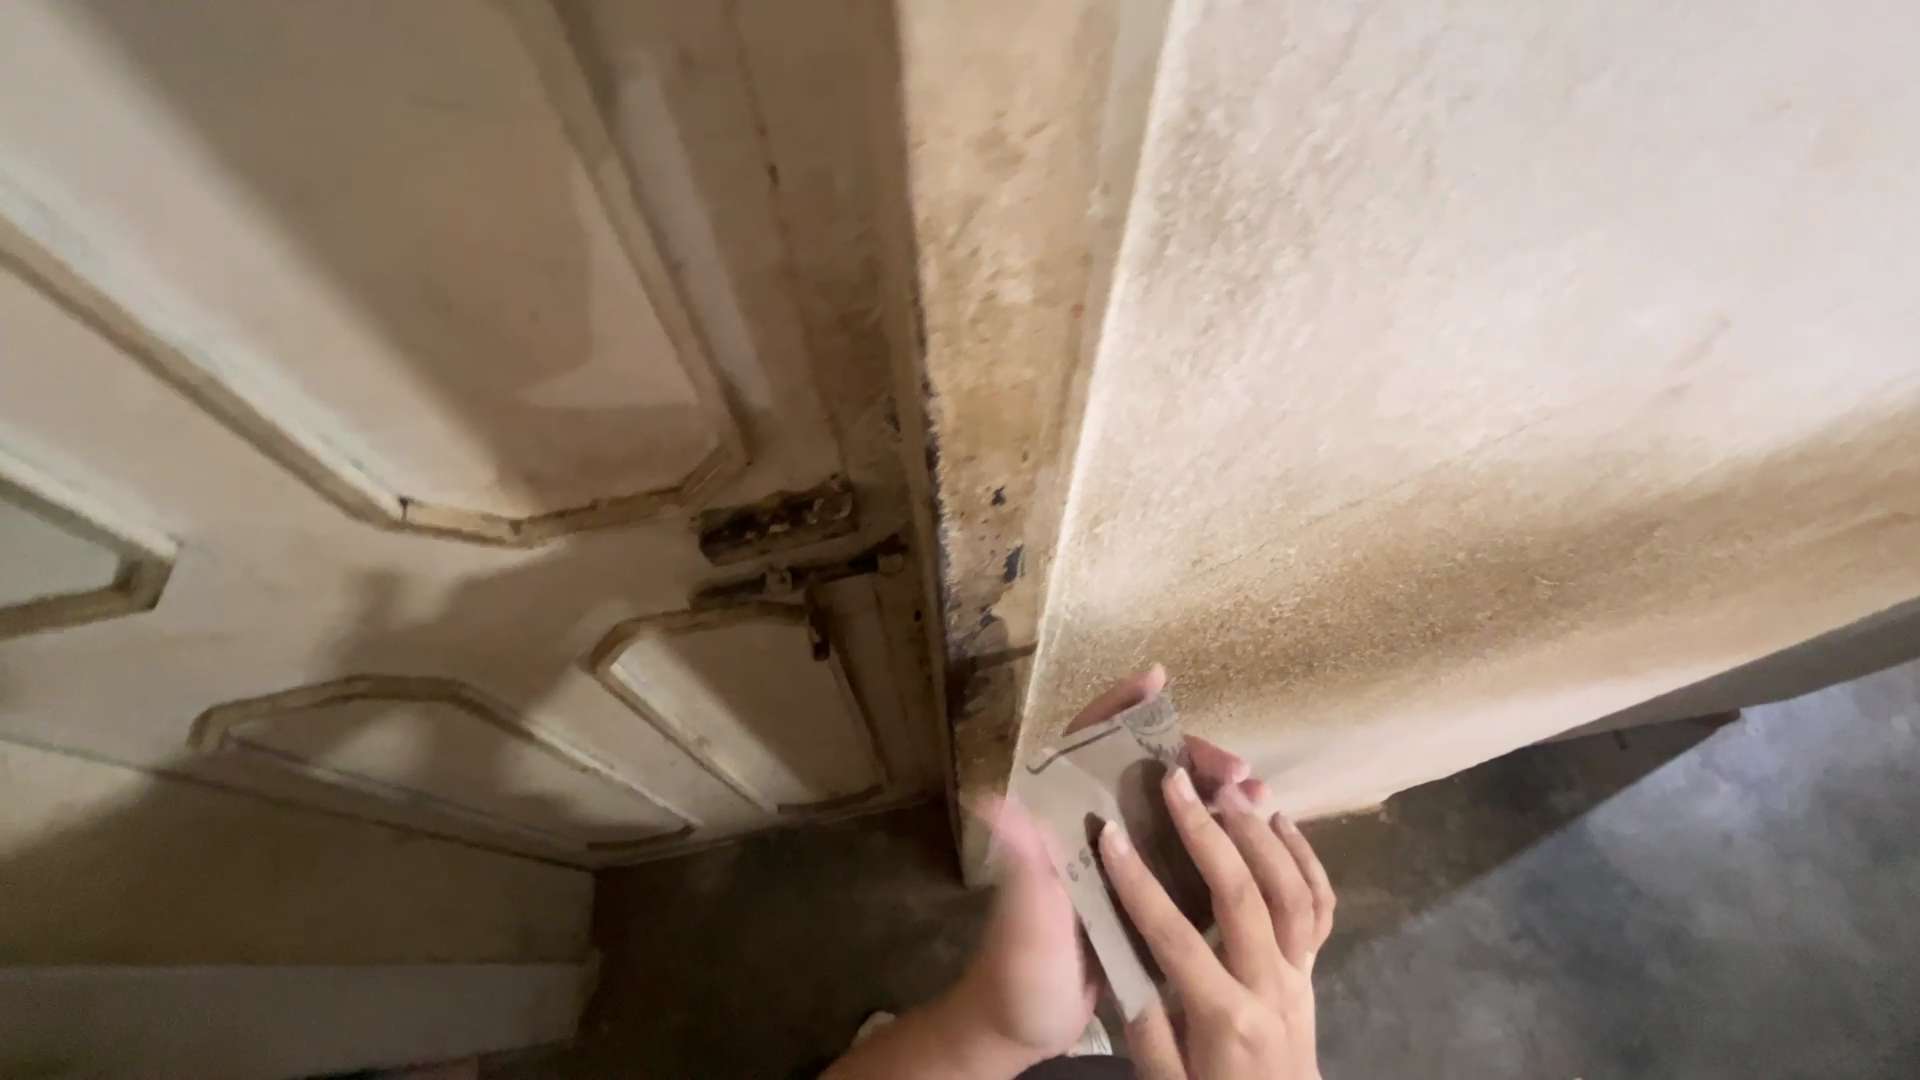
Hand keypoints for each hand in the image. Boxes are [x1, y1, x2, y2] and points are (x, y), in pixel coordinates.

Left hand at [950, 666, 1262, 1062]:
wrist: (1027, 1026)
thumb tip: (993, 799)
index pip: (1085, 744)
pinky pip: (1182, 847)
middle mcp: (1089, 823)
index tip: (1157, 680)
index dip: (1118, 707)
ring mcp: (1118, 854)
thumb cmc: (1018, 968)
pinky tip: (1252, 838)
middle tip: (1239, 771)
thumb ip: (1020, 861)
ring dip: (1212, 792)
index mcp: (1057, 817)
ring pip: (1168, 803)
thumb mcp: (1022, 915)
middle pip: (1141, 769)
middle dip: (1189, 757)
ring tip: (1259, 799)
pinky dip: (1216, 834)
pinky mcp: (1141, 887)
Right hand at [1100, 760, 1335, 1078]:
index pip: (1174, 937)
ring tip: (1227, 788)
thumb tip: (1118, 947)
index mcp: (1224, 1019)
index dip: (1137, 882)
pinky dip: (1304, 857)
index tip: (1109, 833)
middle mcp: (1271, 987)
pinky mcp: (1313, 964)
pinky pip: (1320, 906)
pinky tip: (1279, 819)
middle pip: (1242, 897)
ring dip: (1258, 833)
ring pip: (1291, 891)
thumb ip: (1144, 1020)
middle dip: (1204, 832)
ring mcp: (1300, 972)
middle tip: (1175, 782)